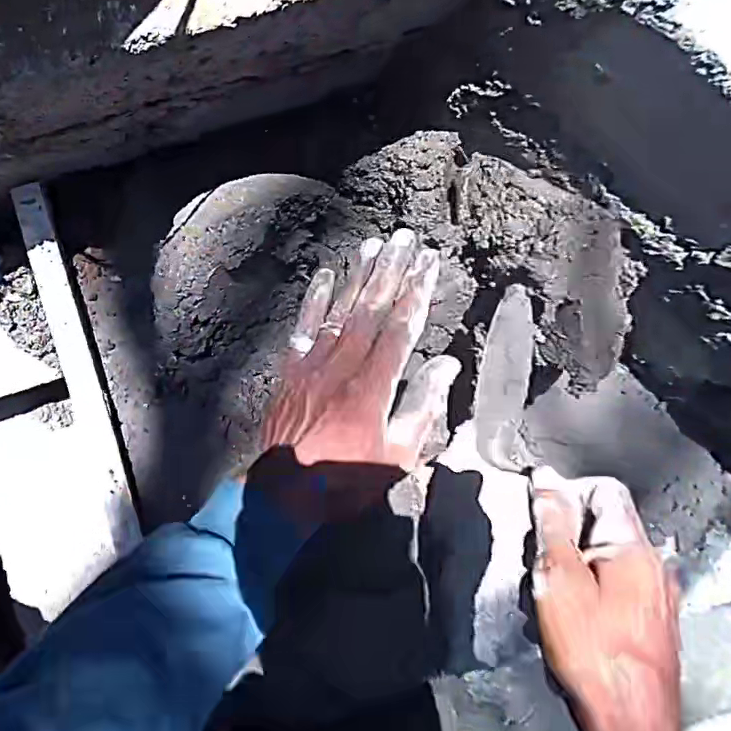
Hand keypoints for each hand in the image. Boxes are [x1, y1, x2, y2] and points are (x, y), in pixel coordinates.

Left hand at [253, 228, 460, 523]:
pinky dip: (315, 300)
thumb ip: (423, 408)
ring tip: (373, 246)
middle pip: (370, 310)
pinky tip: (325, 275)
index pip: (400, 329)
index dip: (416, 293)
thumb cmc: (346, 480)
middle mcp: (341, 368)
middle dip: (390, 272)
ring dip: (358, 277)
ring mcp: (312, 365)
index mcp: (372, 388)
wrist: (284, 492)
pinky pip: (304, 326)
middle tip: (405, 239)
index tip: (428, 263)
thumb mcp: (397, 456)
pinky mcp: (290, 370)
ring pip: (340, 312)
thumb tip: (446, 366)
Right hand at [531, 467, 712, 730]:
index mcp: (635, 546)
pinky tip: (573, 615)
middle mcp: (657, 564)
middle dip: (568, 532)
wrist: (630, 718)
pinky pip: (618, 584)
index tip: (540, 516)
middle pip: (605, 523)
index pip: (605, 489)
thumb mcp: (558, 576)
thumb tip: (547, 477)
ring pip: (609, 555)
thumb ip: (553, 523)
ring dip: (577, 562)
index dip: (567, 491)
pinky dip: (592, 587)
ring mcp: (660, 594)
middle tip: (540, 561)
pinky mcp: (655, 620)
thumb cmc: (590, 645)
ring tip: (552, 591)